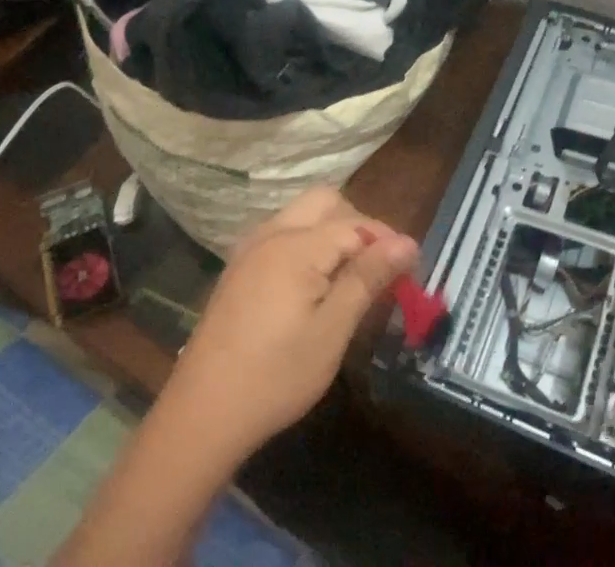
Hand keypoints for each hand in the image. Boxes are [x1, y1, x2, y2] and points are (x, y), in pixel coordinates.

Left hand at [160, 187, 418, 463]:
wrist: (203, 412)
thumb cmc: (276, 375)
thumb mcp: (332, 330)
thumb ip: (367, 278)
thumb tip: (407, 242)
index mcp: (296, 246)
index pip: (356, 224)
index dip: (388, 243)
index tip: (410, 275)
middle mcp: (271, 235)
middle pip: (325, 203)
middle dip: (360, 226)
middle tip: (379, 269)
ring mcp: (249, 251)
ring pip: (302, 217)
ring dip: (333, 234)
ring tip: (353, 280)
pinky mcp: (238, 270)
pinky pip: (282, 236)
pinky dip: (308, 247)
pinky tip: (315, 287)